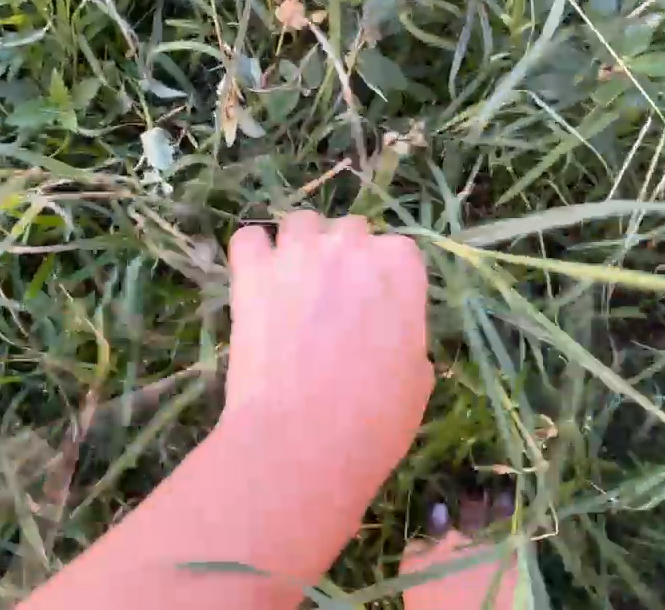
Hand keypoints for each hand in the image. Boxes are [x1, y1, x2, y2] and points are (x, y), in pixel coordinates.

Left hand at [221, 211, 433, 484]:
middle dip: (344, 257)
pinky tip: (256, 281)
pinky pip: (249, 240)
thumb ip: (406, 336)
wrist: (302, 440)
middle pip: (349, 230)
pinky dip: (252, 255)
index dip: (386, 279)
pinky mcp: (253, 270)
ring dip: (300, 246)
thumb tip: (389, 333)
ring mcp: (298, 252)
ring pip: (300, 224)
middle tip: (335, 300)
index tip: (377, 307)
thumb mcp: (416, 380)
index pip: (398, 251)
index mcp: (399, 267)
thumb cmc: (374, 421)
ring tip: (294, 284)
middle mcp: (350, 245)